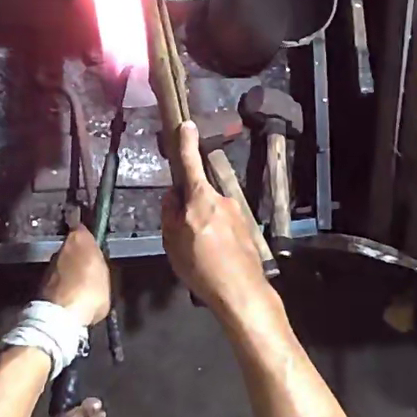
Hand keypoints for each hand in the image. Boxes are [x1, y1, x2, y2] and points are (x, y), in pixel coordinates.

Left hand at [41, 225, 110, 326]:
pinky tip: (71, 299)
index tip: (94, 247)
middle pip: (70, 249)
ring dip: (69, 274)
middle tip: (89, 271)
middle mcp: (59, 249)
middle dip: (77, 258)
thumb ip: (98, 263)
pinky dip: (61, 288)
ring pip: (62, 266)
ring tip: (81, 288)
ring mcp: (48, 268)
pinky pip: (56, 283)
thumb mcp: (105, 274)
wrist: (62, 315)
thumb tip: (93, 260)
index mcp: (78, 239)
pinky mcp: (40, 286)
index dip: (88, 239)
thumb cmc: (91, 289)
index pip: (82, 230)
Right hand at [162, 122, 281, 324]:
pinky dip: (215, 237)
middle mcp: (222, 199)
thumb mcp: (173, 242)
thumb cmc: (202, 267)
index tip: (186, 124)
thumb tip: (173, 196)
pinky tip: (213, 259)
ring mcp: (237, 213)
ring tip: (198, 255)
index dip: (185, 143)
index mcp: (201, 199)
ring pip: (211, 211)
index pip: (190, 163)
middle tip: (181, 235)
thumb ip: (170, 214)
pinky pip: (223, 225)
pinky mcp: (246, 228)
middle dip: (188, 207)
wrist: (242, 292)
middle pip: (199, 194)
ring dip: (202, 225)